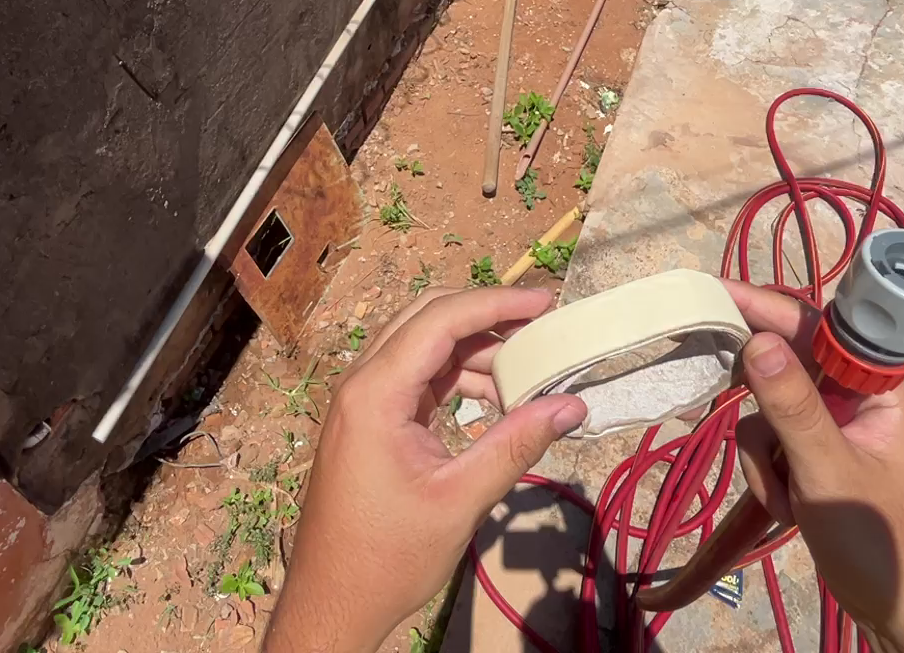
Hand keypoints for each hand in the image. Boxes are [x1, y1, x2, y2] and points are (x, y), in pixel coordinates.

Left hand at [265, 287, 586, 652]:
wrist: (332, 602)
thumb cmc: (387, 557)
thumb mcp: (459, 501)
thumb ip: (515, 446)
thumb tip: (571, 406)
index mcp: (375, 392)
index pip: (440, 320)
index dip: (495, 303)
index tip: (543, 301)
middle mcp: (363, 380)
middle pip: (428, 318)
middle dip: (486, 315)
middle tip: (539, 323)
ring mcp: (364, 396)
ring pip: (424, 344)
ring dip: (474, 348)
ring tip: (527, 367)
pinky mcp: (372, 414)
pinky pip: (419, 375)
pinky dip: (458, 376)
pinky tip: (496, 397)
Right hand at [723, 280, 903, 652]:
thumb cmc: (887, 548)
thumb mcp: (831, 474)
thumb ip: (792, 406)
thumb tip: (756, 340)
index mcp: (882, 388)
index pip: (819, 327)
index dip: (767, 305)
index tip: (714, 293)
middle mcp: (859, 396)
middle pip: (789, 361)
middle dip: (757, 391)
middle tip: (717, 389)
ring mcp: (838, 426)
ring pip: (771, 405)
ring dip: (763, 450)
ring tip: (781, 496)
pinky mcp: (820, 452)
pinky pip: (773, 439)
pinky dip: (768, 470)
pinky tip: (786, 508)